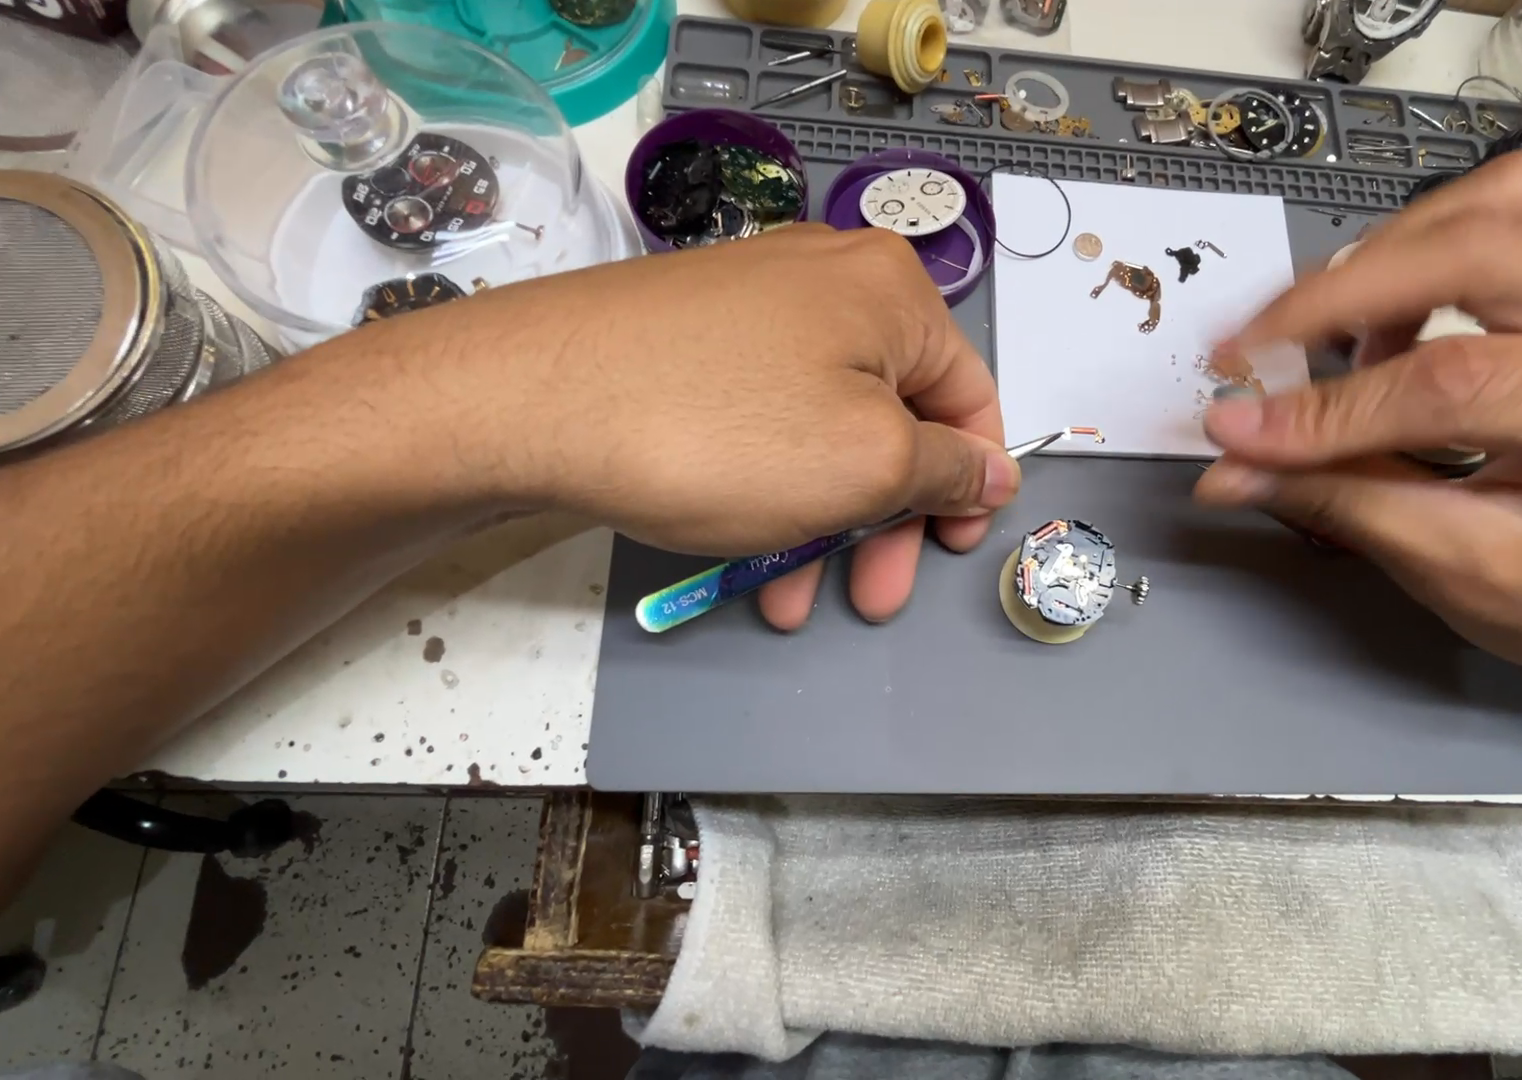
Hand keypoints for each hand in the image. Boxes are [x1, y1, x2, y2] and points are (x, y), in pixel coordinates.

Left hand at [348, 225, 1015, 629]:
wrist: (526, 402)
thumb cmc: (726, 434)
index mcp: (892, 293)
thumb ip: (948, 471)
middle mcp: (831, 284)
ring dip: (824, 523)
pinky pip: (768, 422)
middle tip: (869, 595)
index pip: (969, 396)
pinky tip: (752, 551)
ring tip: (792, 596)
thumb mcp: (867, 464)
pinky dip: (775, 490)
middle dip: (886, 522)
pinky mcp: (698, 340)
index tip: (947, 550)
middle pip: (894, 422)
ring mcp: (756, 309)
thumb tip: (995, 473)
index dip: (971, 482)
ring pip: (826, 433)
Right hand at [1195, 154, 1521, 697]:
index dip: (1336, 406)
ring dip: (1374, 268)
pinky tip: (1379, 329)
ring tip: (1321, 348)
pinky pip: (1502, 217)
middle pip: (1486, 250)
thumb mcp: (1461, 569)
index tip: (1234, 430)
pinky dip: (1410, 258)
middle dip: (1336, 299)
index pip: (1473, 381)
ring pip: (1492, 208)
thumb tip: (1226, 466)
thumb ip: (1341, 500)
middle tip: (1244, 355)